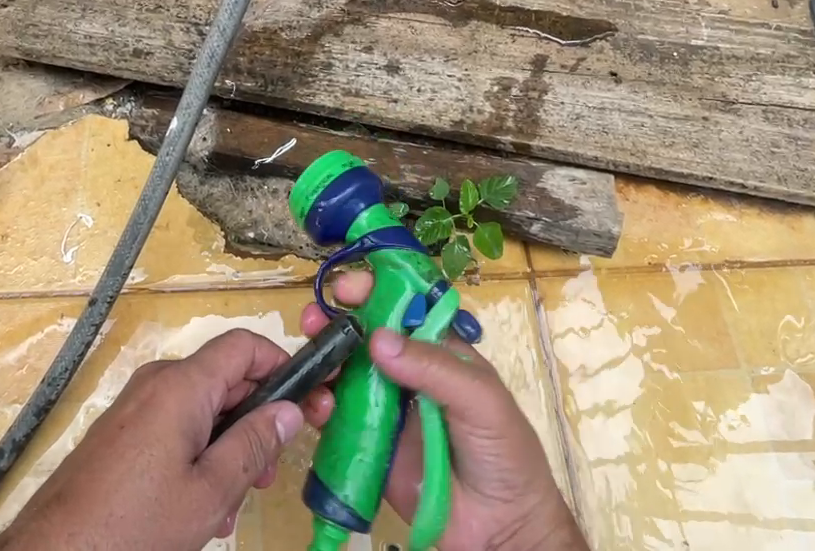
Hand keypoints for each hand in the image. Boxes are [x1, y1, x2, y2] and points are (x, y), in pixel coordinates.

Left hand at [0, 329, 308, 550]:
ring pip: (202, 409)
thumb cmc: (135, 525)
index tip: (309, 404)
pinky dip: (198, 455)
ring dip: (228, 446)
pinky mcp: (123, 432)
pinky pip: (175, 426)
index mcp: (182, 384)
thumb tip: (291, 409)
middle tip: (271, 474)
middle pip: (226, 379)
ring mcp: (137, 406)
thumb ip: (253, 445)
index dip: (282, 365)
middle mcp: (159, 382)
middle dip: (257, 420)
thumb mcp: (208, 493)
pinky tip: (199, 506)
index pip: (244, 345)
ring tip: (232, 504)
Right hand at [301, 273, 586, 550]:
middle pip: (363, 335)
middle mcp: (405, 371)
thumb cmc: (503, 451)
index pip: (400, 307)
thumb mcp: (480, 398)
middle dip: (336, 320)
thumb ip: (432, 367)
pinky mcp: (366, 444)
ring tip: (310, 361)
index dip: (373, 291)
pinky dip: (319, 405)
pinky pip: (336, 418)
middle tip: (312, 319)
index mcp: (436, 348)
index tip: (347, 289)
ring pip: (343, 372)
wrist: (500, 530)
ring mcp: (383, 407)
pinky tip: (317, 405)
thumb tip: (377, 338)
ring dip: (321, 359)